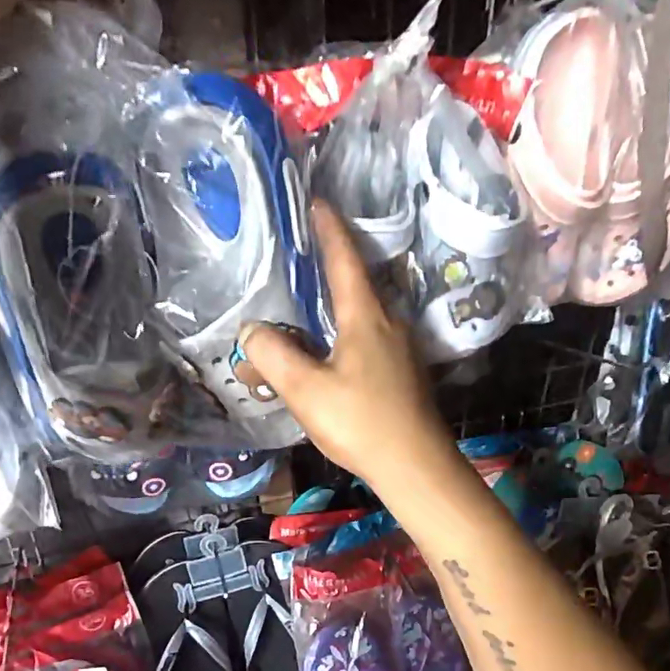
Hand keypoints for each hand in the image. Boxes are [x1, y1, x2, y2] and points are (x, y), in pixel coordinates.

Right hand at [239, 203, 460, 489]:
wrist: (417, 468)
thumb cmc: (362, 423)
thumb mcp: (307, 390)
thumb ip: (274, 356)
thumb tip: (252, 331)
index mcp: (367, 318)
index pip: (345, 259)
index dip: (330, 229)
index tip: (318, 202)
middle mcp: (390, 327)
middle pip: (355, 289)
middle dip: (327, 274)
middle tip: (299, 263)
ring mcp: (402, 354)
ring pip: (360, 323)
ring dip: (330, 319)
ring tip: (300, 324)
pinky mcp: (405, 379)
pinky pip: (367, 348)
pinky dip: (341, 346)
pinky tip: (326, 364)